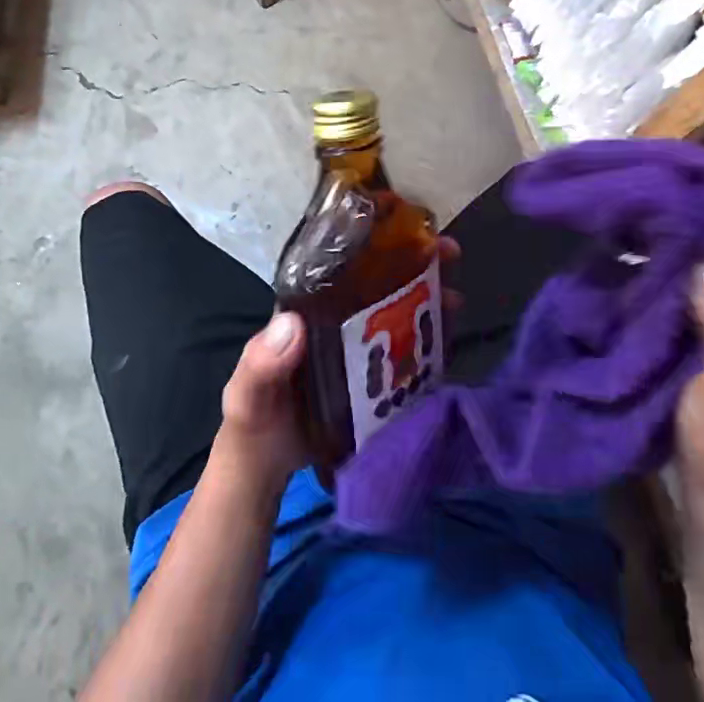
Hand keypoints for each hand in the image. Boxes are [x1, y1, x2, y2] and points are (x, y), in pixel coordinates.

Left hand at [215, 237, 460, 486]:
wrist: (264, 474)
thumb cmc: (252, 425)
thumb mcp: (246, 395)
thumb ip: (260, 365)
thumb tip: (292, 324)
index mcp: (304, 313)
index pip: (342, 267)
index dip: (374, 245)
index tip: (406, 228)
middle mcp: (334, 323)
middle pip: (379, 285)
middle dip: (414, 264)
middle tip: (449, 253)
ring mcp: (358, 353)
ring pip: (398, 315)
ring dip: (429, 300)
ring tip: (457, 297)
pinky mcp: (376, 383)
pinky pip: (407, 355)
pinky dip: (430, 344)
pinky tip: (451, 338)